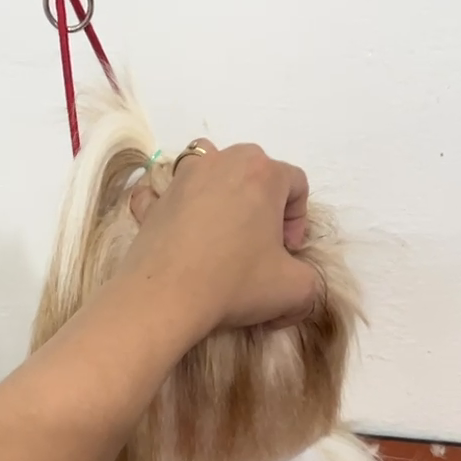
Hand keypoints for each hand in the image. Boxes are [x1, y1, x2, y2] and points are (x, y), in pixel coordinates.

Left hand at [118, 140, 319, 337]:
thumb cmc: (235, 284)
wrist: (166, 299)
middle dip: (263, 203)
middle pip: (254, 170)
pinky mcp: (151, 203)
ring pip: (208, 166)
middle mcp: (222, 162)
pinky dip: (171, 203)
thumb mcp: (295, 290)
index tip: (288, 252)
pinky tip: (177, 224)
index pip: (296, 183)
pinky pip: (162, 192)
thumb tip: (295, 285)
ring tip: (221, 226)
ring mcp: (182, 180)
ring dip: (219, 189)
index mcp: (263, 173)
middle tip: (260, 242)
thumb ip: (308, 281)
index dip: (299, 219)